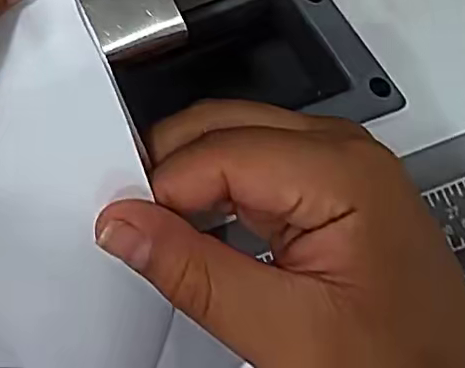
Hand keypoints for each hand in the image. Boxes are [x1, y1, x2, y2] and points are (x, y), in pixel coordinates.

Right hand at [95, 102, 464, 367]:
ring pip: (222, 136)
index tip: (129, 228)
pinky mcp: (321, 176)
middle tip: (138, 227)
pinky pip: (242, 158)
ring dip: (185, 180)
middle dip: (167, 173)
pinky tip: (200, 227)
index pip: (216, 151)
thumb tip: (123, 224)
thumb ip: (196, 273)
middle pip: (216, 127)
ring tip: (167, 234)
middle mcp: (337, 145)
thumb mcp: (292, 337)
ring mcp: (331, 157)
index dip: (163, 189)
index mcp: (341, 168)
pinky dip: (209, 188)